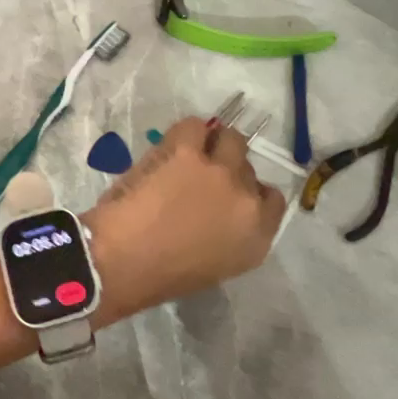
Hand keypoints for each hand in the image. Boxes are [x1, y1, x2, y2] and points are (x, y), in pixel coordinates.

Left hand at [83, 117, 284, 319]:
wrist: (125, 258)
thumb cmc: (162, 273)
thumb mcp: (216, 262)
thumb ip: (230, 232)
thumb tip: (220, 207)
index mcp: (257, 237)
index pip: (272, 199)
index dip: (250, 188)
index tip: (231, 189)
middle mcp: (247, 200)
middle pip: (248, 165)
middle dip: (229, 165)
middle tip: (204, 171)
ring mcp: (220, 171)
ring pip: (229, 138)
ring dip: (212, 142)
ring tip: (189, 152)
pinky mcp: (189, 150)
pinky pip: (195, 125)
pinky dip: (185, 132)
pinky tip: (170, 145)